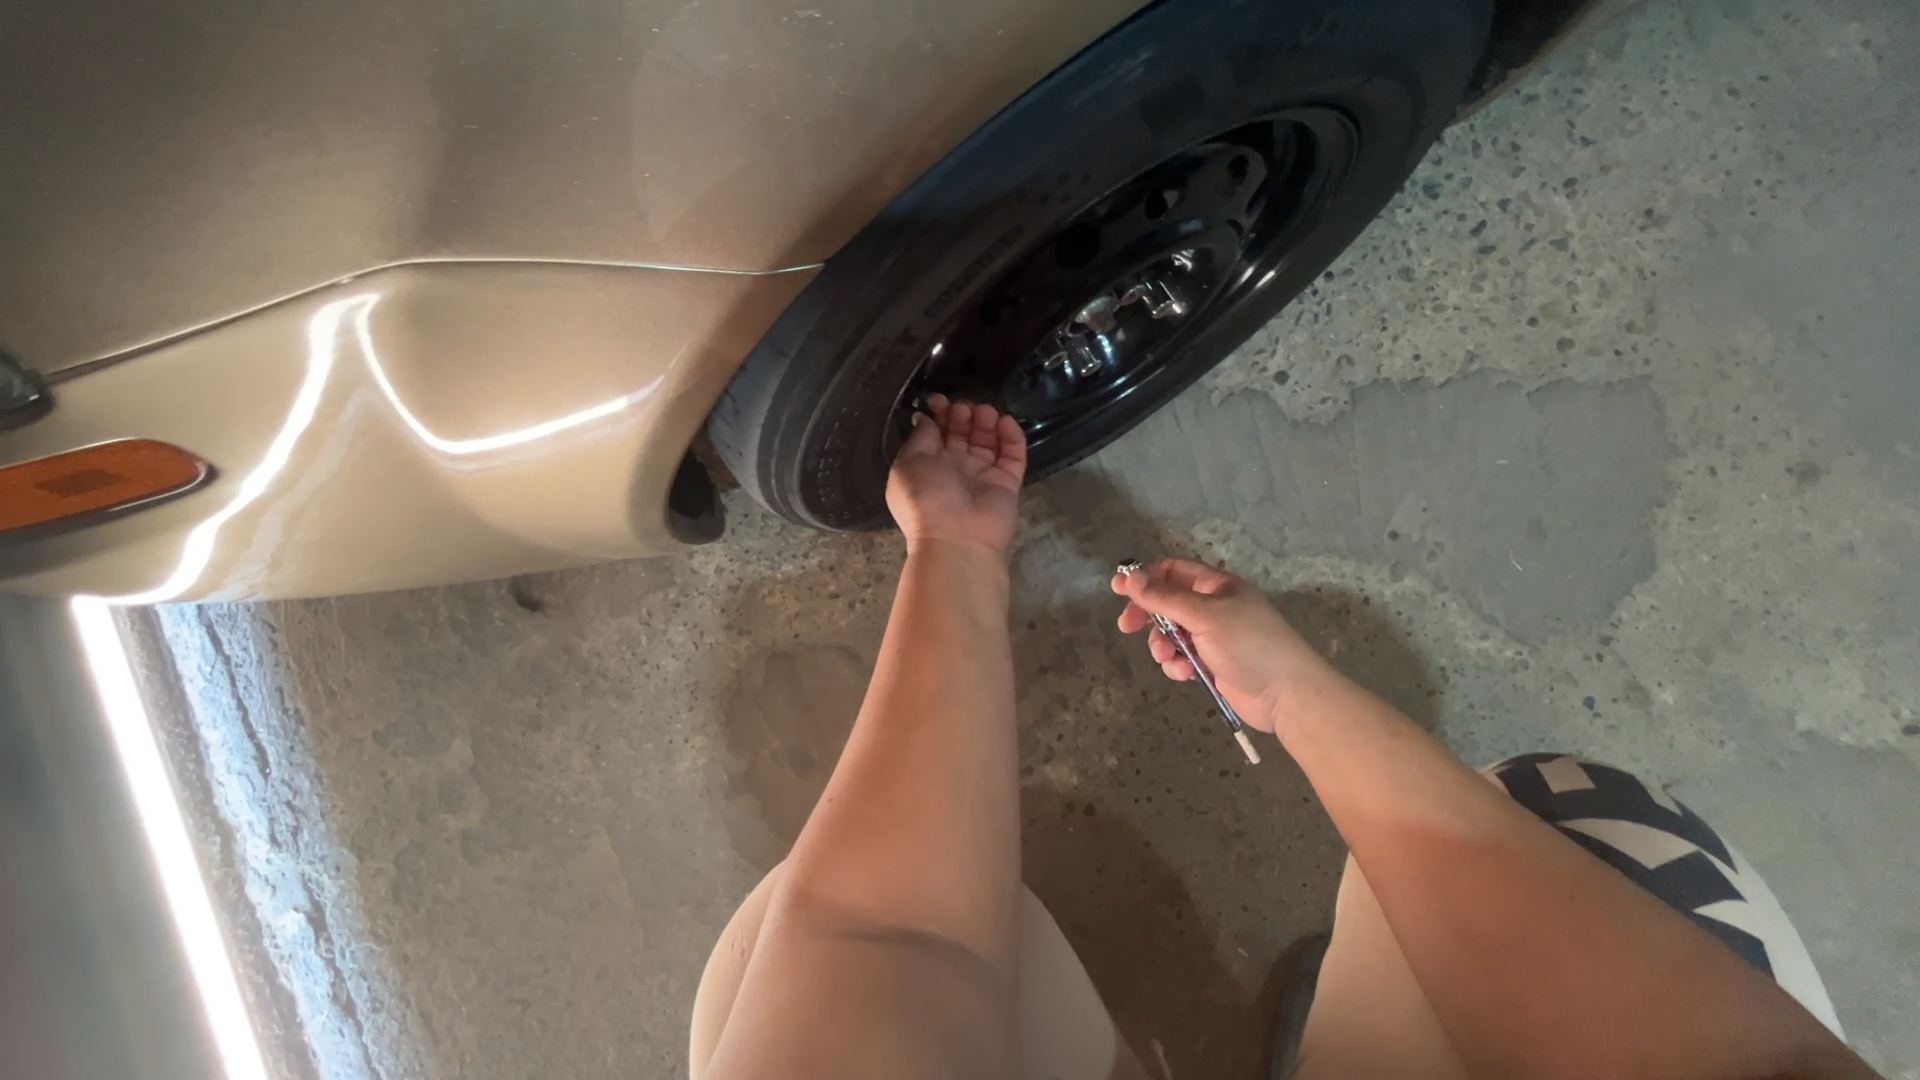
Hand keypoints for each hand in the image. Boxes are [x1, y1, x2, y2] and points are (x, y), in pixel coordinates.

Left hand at [887, 395, 1026, 557]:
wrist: (956, 538)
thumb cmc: (925, 498)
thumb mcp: (909, 462)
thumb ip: (920, 437)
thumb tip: (924, 417)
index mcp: (926, 467)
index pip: (934, 433)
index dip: (937, 414)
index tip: (939, 400)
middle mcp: (953, 470)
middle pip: (961, 434)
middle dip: (961, 416)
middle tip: (963, 407)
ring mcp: (982, 477)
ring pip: (987, 442)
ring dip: (985, 422)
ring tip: (984, 412)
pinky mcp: (1007, 483)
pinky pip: (1012, 455)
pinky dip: (1010, 436)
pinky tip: (1004, 421)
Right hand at [1111, 558, 1320, 734]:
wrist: (1286, 694)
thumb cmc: (1249, 645)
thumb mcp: (1204, 616)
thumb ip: (1164, 598)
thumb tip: (1129, 577)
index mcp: (1216, 586)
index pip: (1173, 571)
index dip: (1146, 578)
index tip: (1120, 590)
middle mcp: (1213, 607)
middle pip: (1168, 603)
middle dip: (1148, 615)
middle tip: (1127, 626)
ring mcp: (1213, 637)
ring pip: (1171, 634)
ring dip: (1162, 645)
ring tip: (1168, 658)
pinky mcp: (1212, 663)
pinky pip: (1182, 658)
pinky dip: (1178, 665)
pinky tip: (1185, 673)